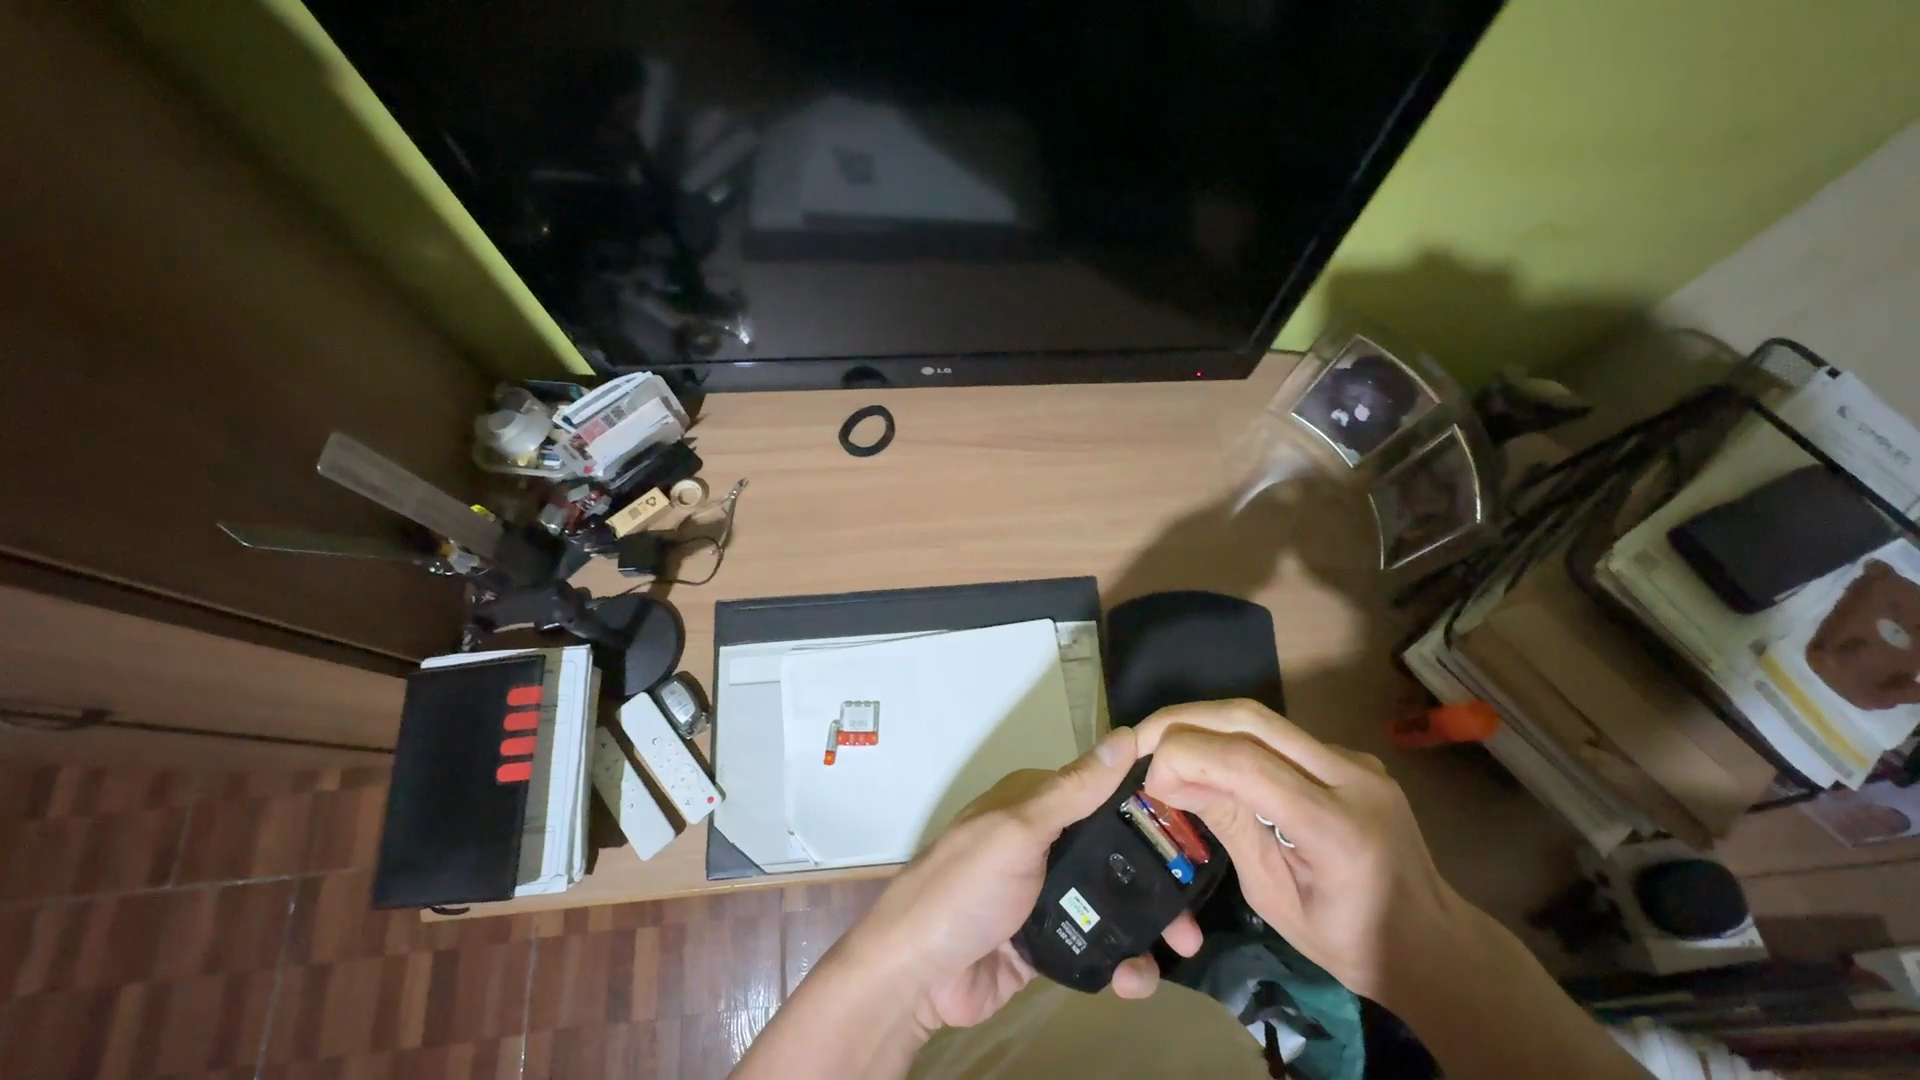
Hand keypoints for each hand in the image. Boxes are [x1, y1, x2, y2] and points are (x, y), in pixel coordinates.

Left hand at [834, 726, 1202, 1033]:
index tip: (1194, 829)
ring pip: (1108, 903)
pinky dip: (1121, 961)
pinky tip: (1136, 978)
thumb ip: (1074, 789)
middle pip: (1111, 854)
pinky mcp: (1045, 943)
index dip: (1145, 809)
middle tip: (1194, 911)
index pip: (1099, 794)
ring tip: (1181, 947)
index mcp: (1032, 805)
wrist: (918, 974)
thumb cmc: (965, 888)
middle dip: (1156, 880)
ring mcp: (1042, 896)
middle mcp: (1041, 844)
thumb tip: (1126, 735)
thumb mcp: (1019, 830)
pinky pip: (1094, 946)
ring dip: (1147, 925)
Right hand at [1135, 700, 1467, 1007]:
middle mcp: (1350, 776)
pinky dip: (1232, 738)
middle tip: (1139, 739)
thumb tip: (1168, 779)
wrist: (1430, 942)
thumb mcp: (1274, 897)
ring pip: (1262, 718)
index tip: (1148, 779)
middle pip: (1250, 717)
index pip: (1244, 762)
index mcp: (1334, 826)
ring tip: (1162, 745)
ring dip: (1204, 723)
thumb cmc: (1349, 940)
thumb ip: (1229, 826)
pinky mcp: (1349, 758)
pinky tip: (1207, 760)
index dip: (1184, 756)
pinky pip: (1279, 736)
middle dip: (1184, 721)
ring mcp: (1354, 760)